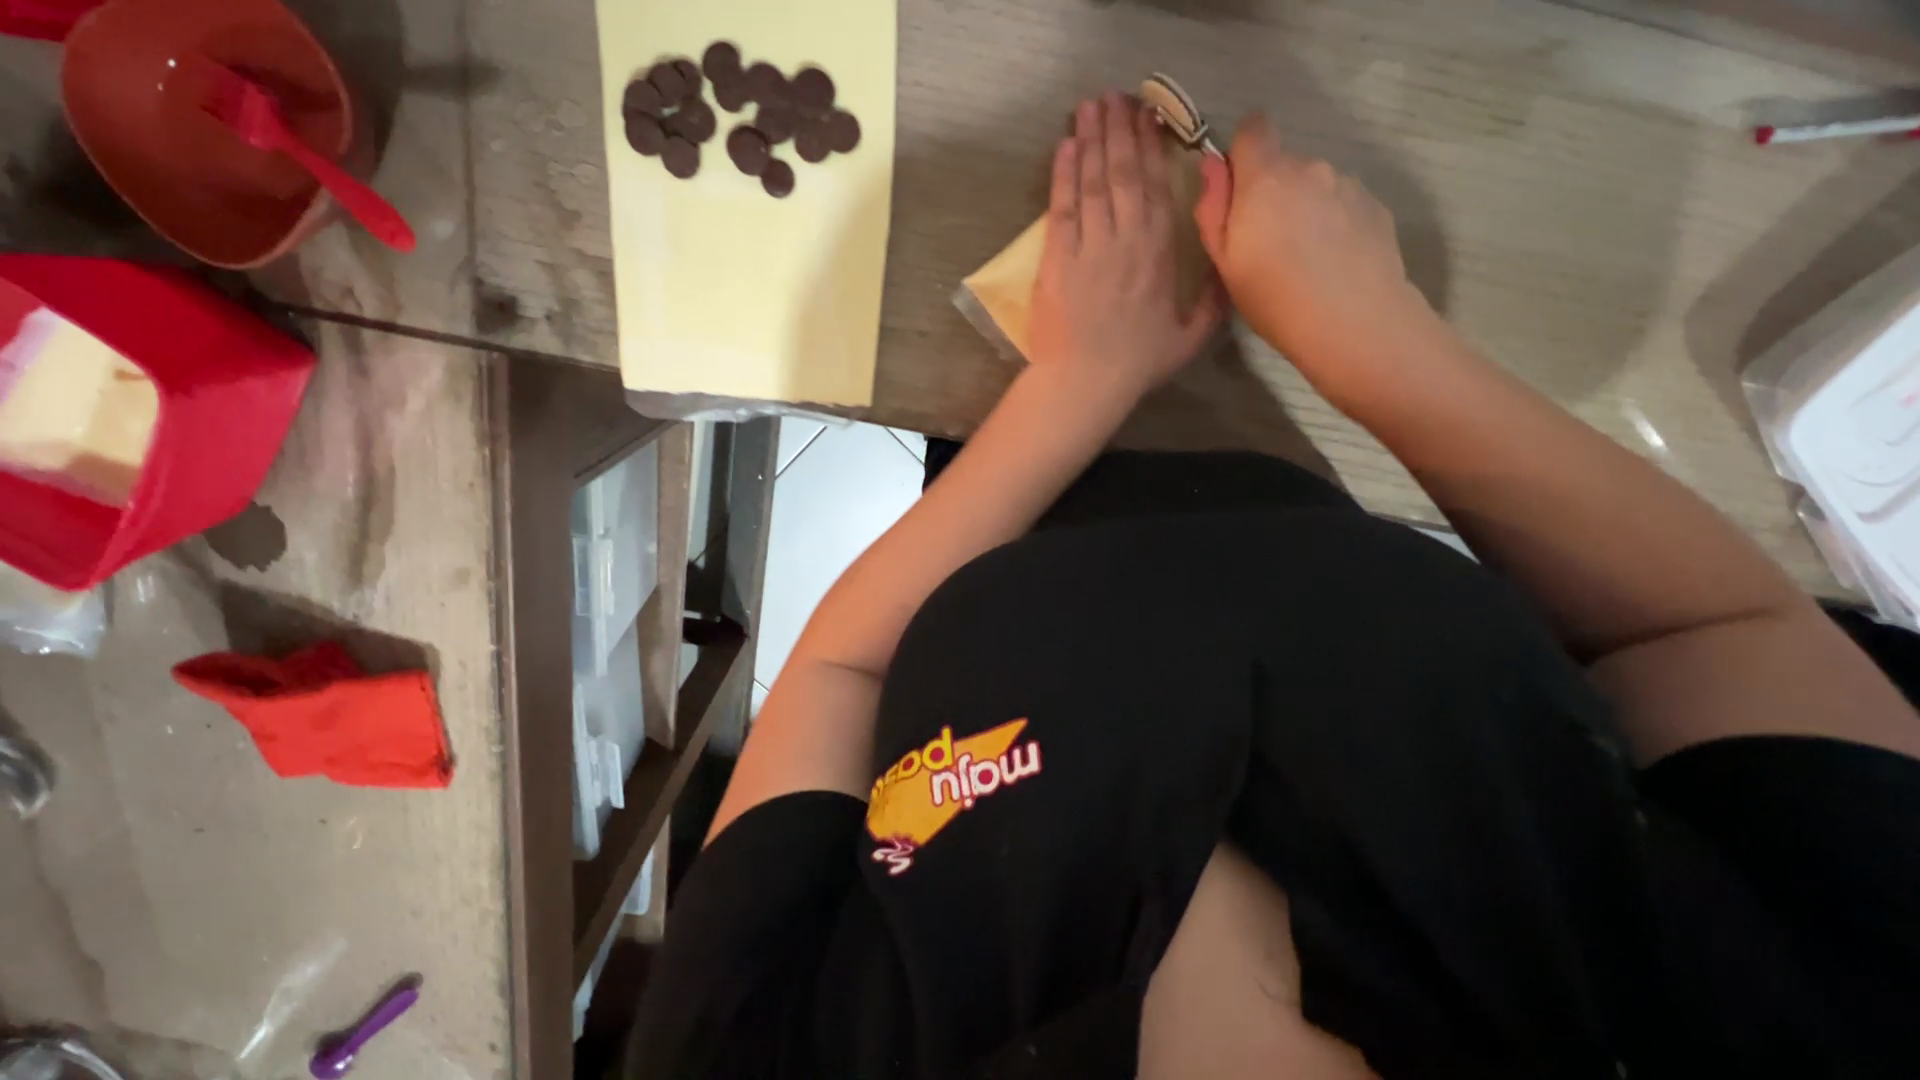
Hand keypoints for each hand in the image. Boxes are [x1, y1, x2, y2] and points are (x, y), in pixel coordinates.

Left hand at [1027, 92, 1223, 398]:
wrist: (1085, 381)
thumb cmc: (1138, 364)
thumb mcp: (1190, 336)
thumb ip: (1213, 301)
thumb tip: (1231, 267)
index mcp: (1160, 252)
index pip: (1157, 187)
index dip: (1152, 147)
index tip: (1150, 117)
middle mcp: (1127, 238)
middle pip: (1124, 172)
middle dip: (1121, 130)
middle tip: (1117, 97)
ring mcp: (1090, 245)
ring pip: (1093, 180)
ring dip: (1092, 139)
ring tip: (1091, 105)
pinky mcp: (1057, 257)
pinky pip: (1062, 206)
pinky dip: (1064, 173)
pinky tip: (1067, 145)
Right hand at [1193, 115, 1437, 386]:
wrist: (1353, 322)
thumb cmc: (1274, 297)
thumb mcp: (1224, 261)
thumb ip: (1213, 206)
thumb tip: (1212, 166)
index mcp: (1266, 178)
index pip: (1253, 128)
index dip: (1243, 153)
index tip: (1239, 190)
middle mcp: (1310, 168)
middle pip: (1284, 163)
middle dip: (1272, 190)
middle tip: (1268, 242)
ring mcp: (1348, 185)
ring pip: (1316, 184)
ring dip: (1306, 207)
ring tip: (1306, 257)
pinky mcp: (1375, 206)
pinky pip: (1343, 203)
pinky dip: (1334, 222)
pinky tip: (1333, 262)